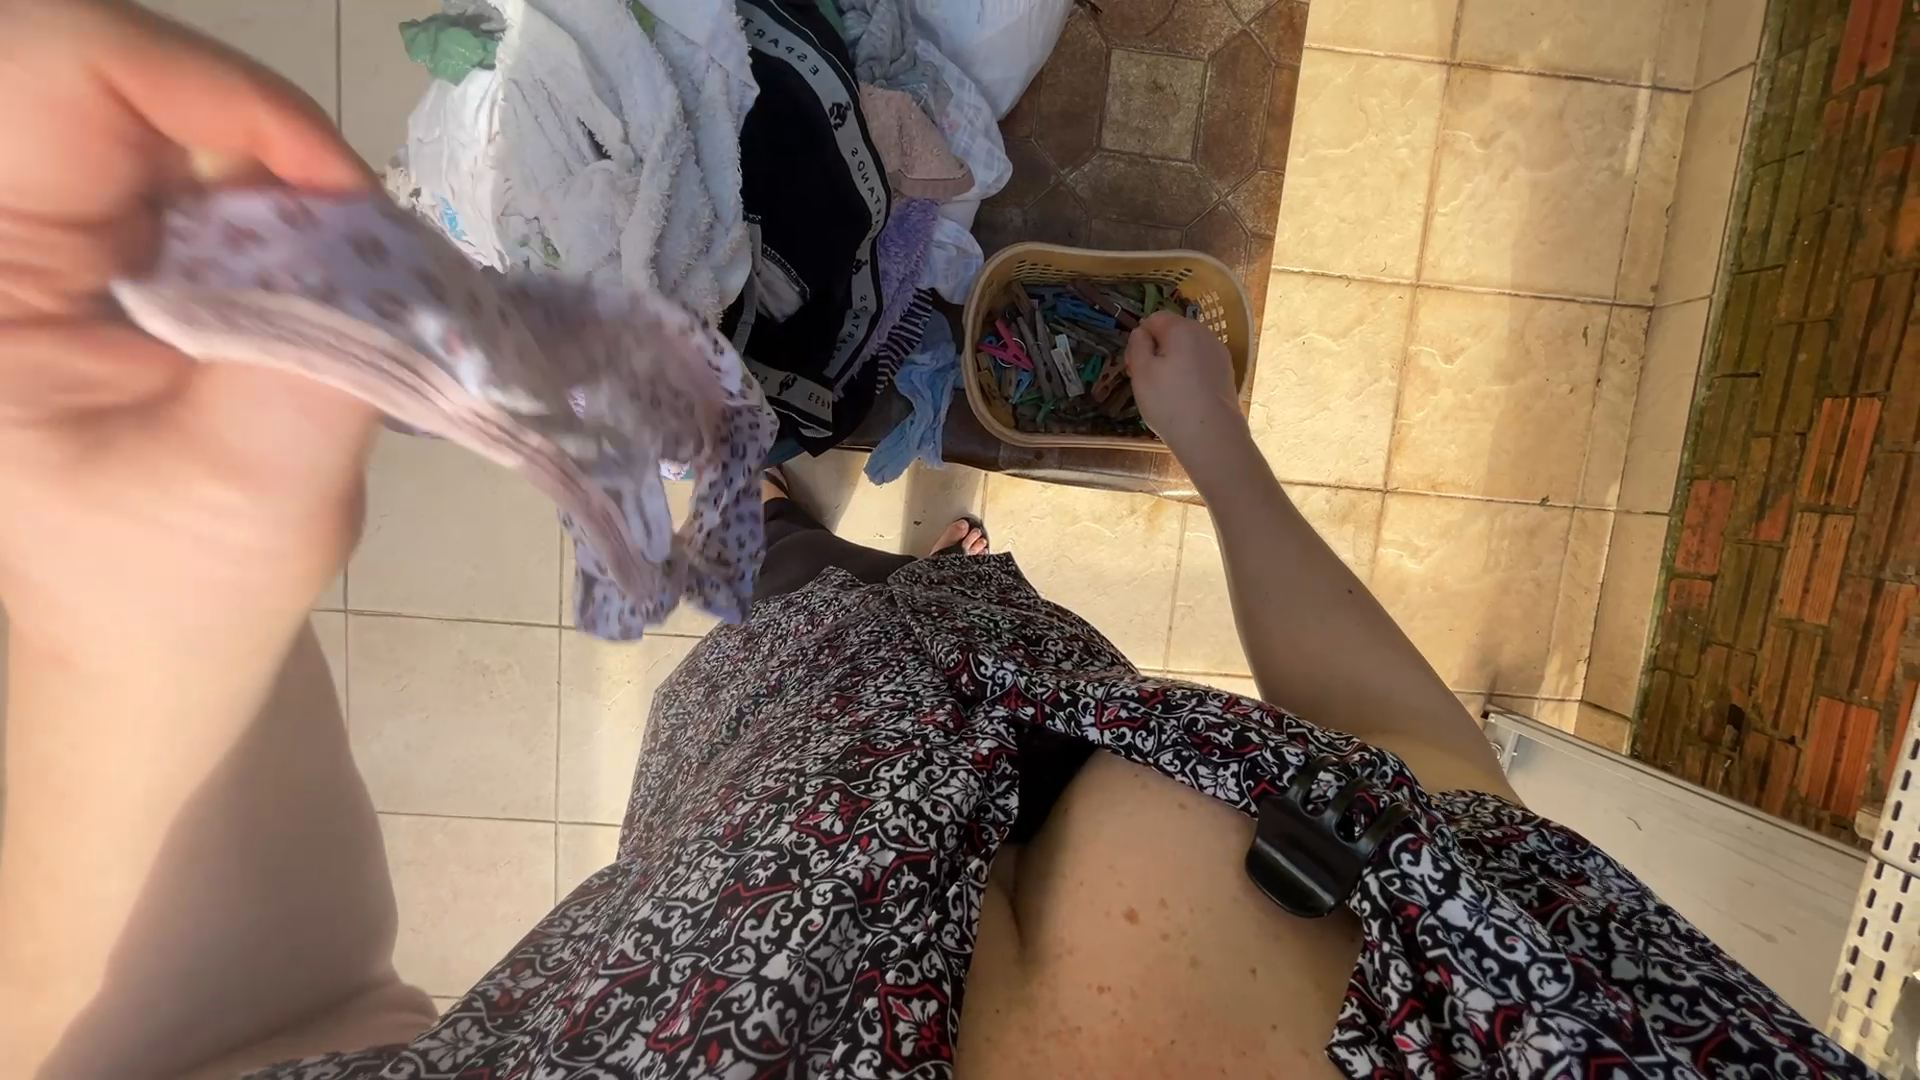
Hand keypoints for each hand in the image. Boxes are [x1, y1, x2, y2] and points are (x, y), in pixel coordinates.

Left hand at [0, 0, 376, 657]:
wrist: (163, 624)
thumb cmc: (182, 578)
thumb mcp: (253, 482)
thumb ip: (315, 359)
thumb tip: (391, 259)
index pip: (53, 75)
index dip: (218, 94)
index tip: (348, 195)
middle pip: (124, 84)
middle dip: (270, 146)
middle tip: (366, 245)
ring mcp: (57, 238)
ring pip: (188, 131)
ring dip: (298, 194)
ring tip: (361, 288)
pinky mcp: (121, 258)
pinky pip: (221, 188)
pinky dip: (305, 227)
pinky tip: (339, 297)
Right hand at [1124, 310, 1246, 458]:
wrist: (1210, 434)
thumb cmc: (1168, 401)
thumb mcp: (1141, 372)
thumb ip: (1137, 346)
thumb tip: (1141, 332)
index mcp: (1182, 329)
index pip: (1155, 319)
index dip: (1139, 338)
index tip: (1133, 365)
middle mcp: (1204, 335)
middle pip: (1173, 333)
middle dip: (1156, 350)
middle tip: (1145, 381)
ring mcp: (1219, 354)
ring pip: (1188, 350)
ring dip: (1172, 364)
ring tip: (1164, 392)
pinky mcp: (1226, 374)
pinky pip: (1200, 366)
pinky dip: (1188, 376)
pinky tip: (1183, 398)